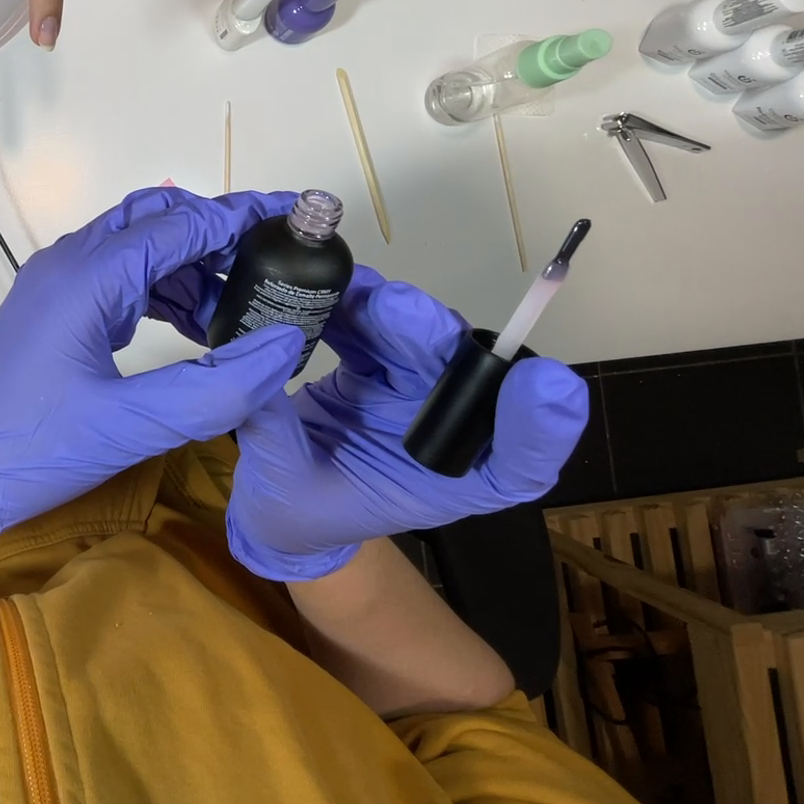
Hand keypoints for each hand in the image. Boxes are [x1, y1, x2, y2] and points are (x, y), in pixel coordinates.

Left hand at [0, 188, 304, 573]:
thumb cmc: (32, 450)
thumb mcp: (129, 427)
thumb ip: (213, 387)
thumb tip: (285, 344)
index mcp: (85, 278)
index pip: (178, 225)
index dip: (242, 218)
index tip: (301, 217)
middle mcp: (68, 263)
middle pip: (155, 220)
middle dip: (217, 233)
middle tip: (276, 263)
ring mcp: (56, 282)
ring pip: (136, 247)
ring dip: (190, 267)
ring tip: (241, 311)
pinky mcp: (55, 307)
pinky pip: (118, 278)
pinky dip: (161, 291)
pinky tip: (195, 327)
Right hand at [226, 267, 588, 581]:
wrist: (274, 504)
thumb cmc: (293, 516)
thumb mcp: (286, 489)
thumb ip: (274, 427)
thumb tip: (258, 355)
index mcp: (447, 483)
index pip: (516, 462)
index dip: (538, 425)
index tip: (546, 382)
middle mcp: (444, 433)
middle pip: (463, 382)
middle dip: (435, 340)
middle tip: (395, 307)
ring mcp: (410, 395)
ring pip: (419, 344)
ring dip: (390, 313)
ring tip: (357, 290)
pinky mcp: (374, 368)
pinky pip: (373, 331)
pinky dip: (354, 308)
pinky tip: (334, 288)